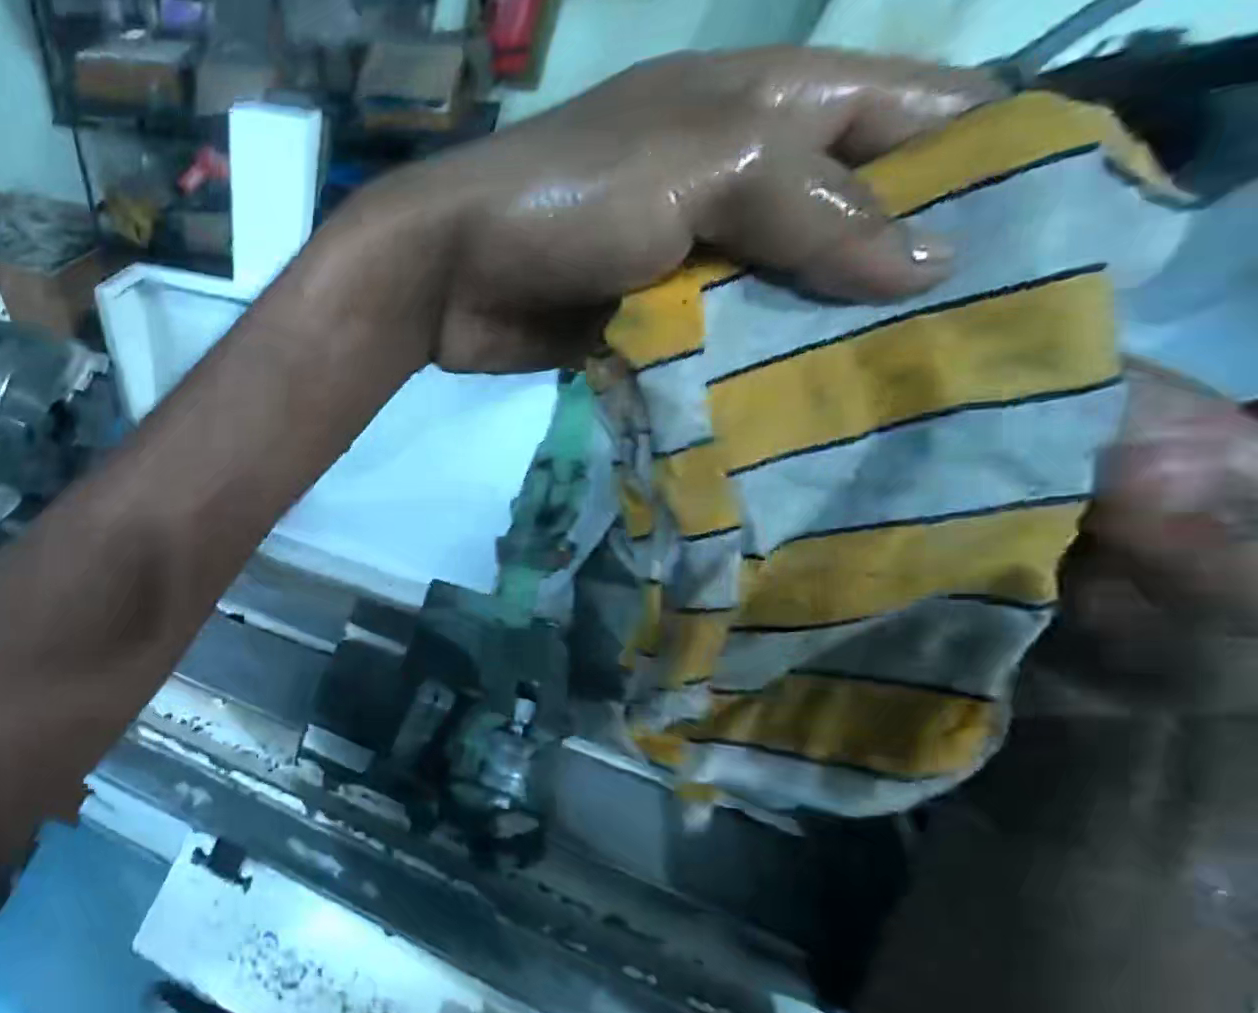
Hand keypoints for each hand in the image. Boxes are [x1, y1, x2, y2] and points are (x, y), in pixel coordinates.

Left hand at [335, 47, 1005, 372]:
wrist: (448, 269)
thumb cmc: (571, 195)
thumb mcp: (708, 165)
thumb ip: (816, 209)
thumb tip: (930, 266)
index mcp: (773, 101)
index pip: (921, 111)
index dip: (996, 159)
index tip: (1060, 238)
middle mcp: (741, 173)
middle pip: (857, 213)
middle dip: (911, 272)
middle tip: (985, 348)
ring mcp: (692, 252)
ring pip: (788, 290)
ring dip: (829, 336)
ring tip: (905, 396)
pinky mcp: (648, 316)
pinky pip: (720, 343)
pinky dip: (752, 372)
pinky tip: (801, 415)